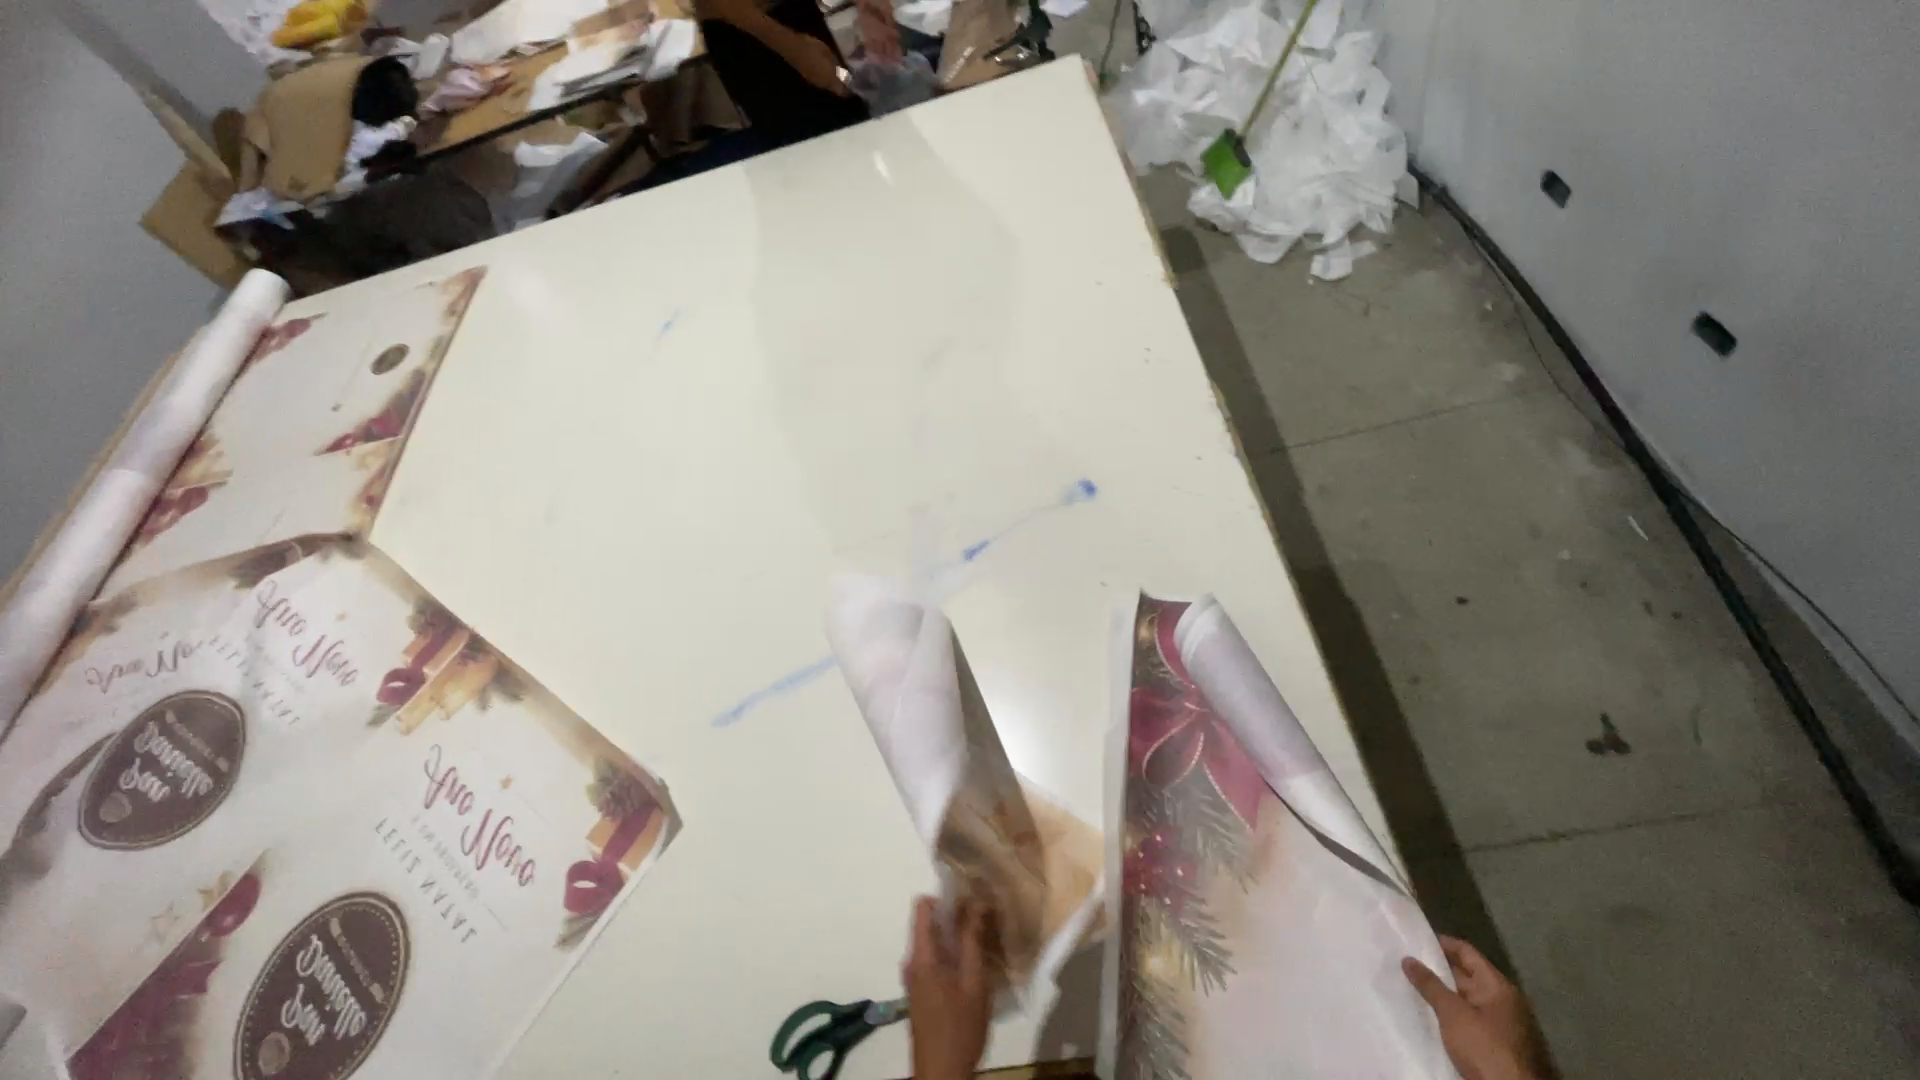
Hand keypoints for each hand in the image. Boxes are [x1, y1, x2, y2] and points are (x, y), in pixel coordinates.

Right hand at [781, 32, 850, 95]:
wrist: (793, 48)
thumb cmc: (813, 49)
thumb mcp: (829, 55)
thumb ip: (839, 66)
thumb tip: (847, 75)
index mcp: (831, 81)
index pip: (844, 92)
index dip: (851, 91)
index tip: (857, 86)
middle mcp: (824, 86)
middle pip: (836, 91)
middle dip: (843, 87)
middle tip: (849, 79)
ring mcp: (816, 83)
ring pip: (829, 87)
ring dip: (834, 83)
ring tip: (839, 75)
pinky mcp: (809, 79)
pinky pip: (822, 82)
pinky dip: (827, 79)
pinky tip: (828, 71)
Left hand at [904, 897, 991, 1079]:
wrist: (941, 1074)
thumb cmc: (959, 1028)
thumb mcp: (974, 982)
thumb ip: (973, 941)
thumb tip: (977, 903)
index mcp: (921, 955)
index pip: (923, 906)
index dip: (945, 896)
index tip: (971, 898)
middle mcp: (912, 961)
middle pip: (929, 923)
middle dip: (955, 916)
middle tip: (984, 918)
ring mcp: (914, 978)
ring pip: (933, 943)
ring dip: (955, 937)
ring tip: (983, 940)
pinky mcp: (920, 991)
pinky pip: (933, 959)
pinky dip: (951, 955)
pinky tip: (973, 966)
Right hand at [1402, 936, 1554, 1079]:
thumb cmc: (1484, 1047)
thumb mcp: (1453, 1013)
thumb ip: (1430, 985)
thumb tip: (1408, 959)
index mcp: (1497, 986)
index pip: (1466, 952)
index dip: (1441, 943)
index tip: (1414, 940)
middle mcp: (1502, 999)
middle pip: (1465, 974)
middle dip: (1437, 969)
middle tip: (1406, 963)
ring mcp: (1501, 1022)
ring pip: (1465, 997)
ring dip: (1442, 992)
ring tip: (1411, 985)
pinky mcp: (1496, 1042)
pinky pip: (1469, 1016)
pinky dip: (1450, 1012)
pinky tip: (1429, 1013)